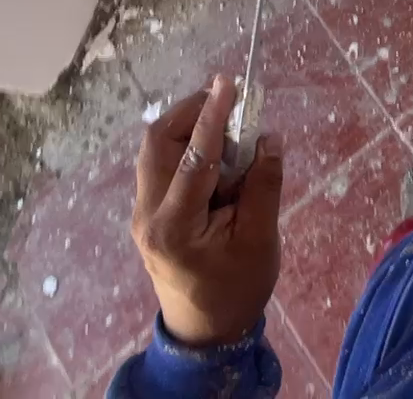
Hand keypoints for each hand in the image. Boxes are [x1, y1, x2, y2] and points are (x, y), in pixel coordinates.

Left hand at [131, 75, 284, 346]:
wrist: (206, 330)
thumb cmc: (237, 287)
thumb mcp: (260, 238)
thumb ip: (263, 184)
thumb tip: (268, 137)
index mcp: (174, 226)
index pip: (193, 158)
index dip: (213, 116)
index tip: (228, 82)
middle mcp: (148, 214)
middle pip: (159, 142)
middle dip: (193, 112)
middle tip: (231, 102)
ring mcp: (144, 212)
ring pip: (158, 149)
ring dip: (192, 127)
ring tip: (231, 130)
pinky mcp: (151, 211)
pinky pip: (165, 162)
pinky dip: (191, 145)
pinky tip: (222, 154)